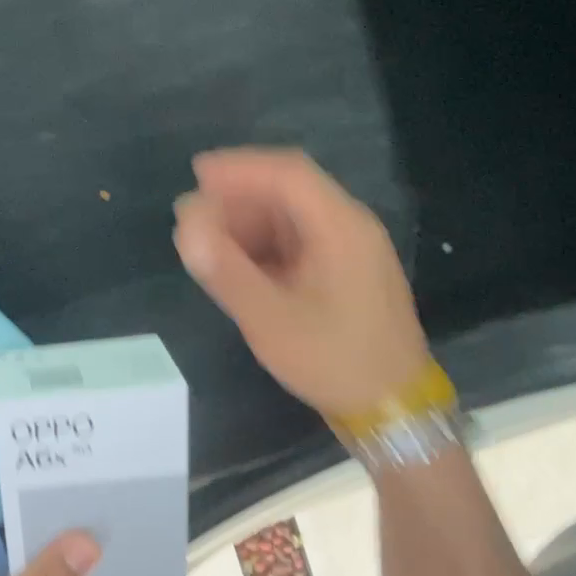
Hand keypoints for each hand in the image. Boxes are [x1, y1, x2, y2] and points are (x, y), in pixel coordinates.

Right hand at [173, 148, 429, 418]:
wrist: (390, 408)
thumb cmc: (332, 360)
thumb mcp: (270, 319)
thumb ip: (225, 271)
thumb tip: (185, 227)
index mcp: (340, 228)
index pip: (287, 175)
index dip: (239, 168)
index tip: (195, 173)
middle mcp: (349, 229)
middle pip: (289, 193)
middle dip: (237, 199)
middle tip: (190, 219)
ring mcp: (349, 252)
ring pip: (291, 219)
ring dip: (246, 224)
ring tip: (205, 244)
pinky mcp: (343, 275)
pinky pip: (298, 244)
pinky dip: (262, 246)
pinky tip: (235, 266)